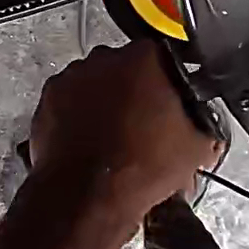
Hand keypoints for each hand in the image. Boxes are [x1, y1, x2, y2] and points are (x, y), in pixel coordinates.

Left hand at [28, 42, 221, 222]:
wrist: (86, 191)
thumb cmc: (142, 165)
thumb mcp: (195, 147)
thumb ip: (200, 121)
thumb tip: (199, 123)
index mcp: (143, 58)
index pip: (163, 57)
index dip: (168, 81)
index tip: (170, 101)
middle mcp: (103, 58)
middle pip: (124, 67)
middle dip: (134, 89)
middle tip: (144, 120)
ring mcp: (70, 75)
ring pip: (94, 82)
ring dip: (104, 100)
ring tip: (114, 134)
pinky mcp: (47, 95)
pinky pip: (69, 98)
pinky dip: (77, 112)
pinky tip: (89, 137)